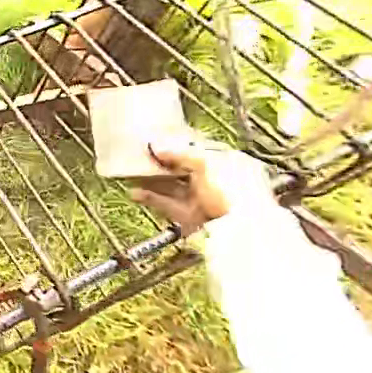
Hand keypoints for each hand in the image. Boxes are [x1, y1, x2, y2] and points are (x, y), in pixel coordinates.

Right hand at [130, 132, 275, 234]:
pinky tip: (135, 193)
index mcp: (226, 164)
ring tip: (131, 176)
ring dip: (151, 181)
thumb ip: (180, 155)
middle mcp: (213, 181)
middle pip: (181, 170)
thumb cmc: (230, 189)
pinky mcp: (189, 217)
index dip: (175, 148)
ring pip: (171, 187)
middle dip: (159, 166)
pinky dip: (151, 199)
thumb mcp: (205, 163)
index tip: (155, 146)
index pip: (196, 152)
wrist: (240, 226)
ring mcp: (201, 200)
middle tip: (140, 160)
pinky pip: (167, 204)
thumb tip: (159, 149)